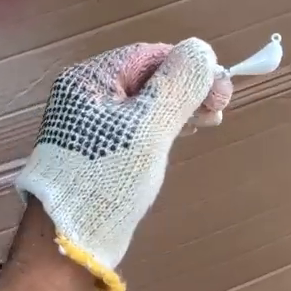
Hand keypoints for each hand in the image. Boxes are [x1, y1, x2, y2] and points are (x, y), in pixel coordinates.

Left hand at [14, 39, 230, 290]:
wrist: (70, 241)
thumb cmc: (107, 178)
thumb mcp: (148, 127)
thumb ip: (176, 85)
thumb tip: (200, 49)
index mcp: (89, 79)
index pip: (148, 55)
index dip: (188, 66)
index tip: (221, 87)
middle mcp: (86, 94)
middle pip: (147, 76)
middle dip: (186, 87)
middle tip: (220, 106)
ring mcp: (90, 122)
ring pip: (145, 101)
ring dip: (180, 106)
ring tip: (211, 119)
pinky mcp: (98, 148)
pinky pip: (138, 124)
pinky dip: (165, 124)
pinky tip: (186, 131)